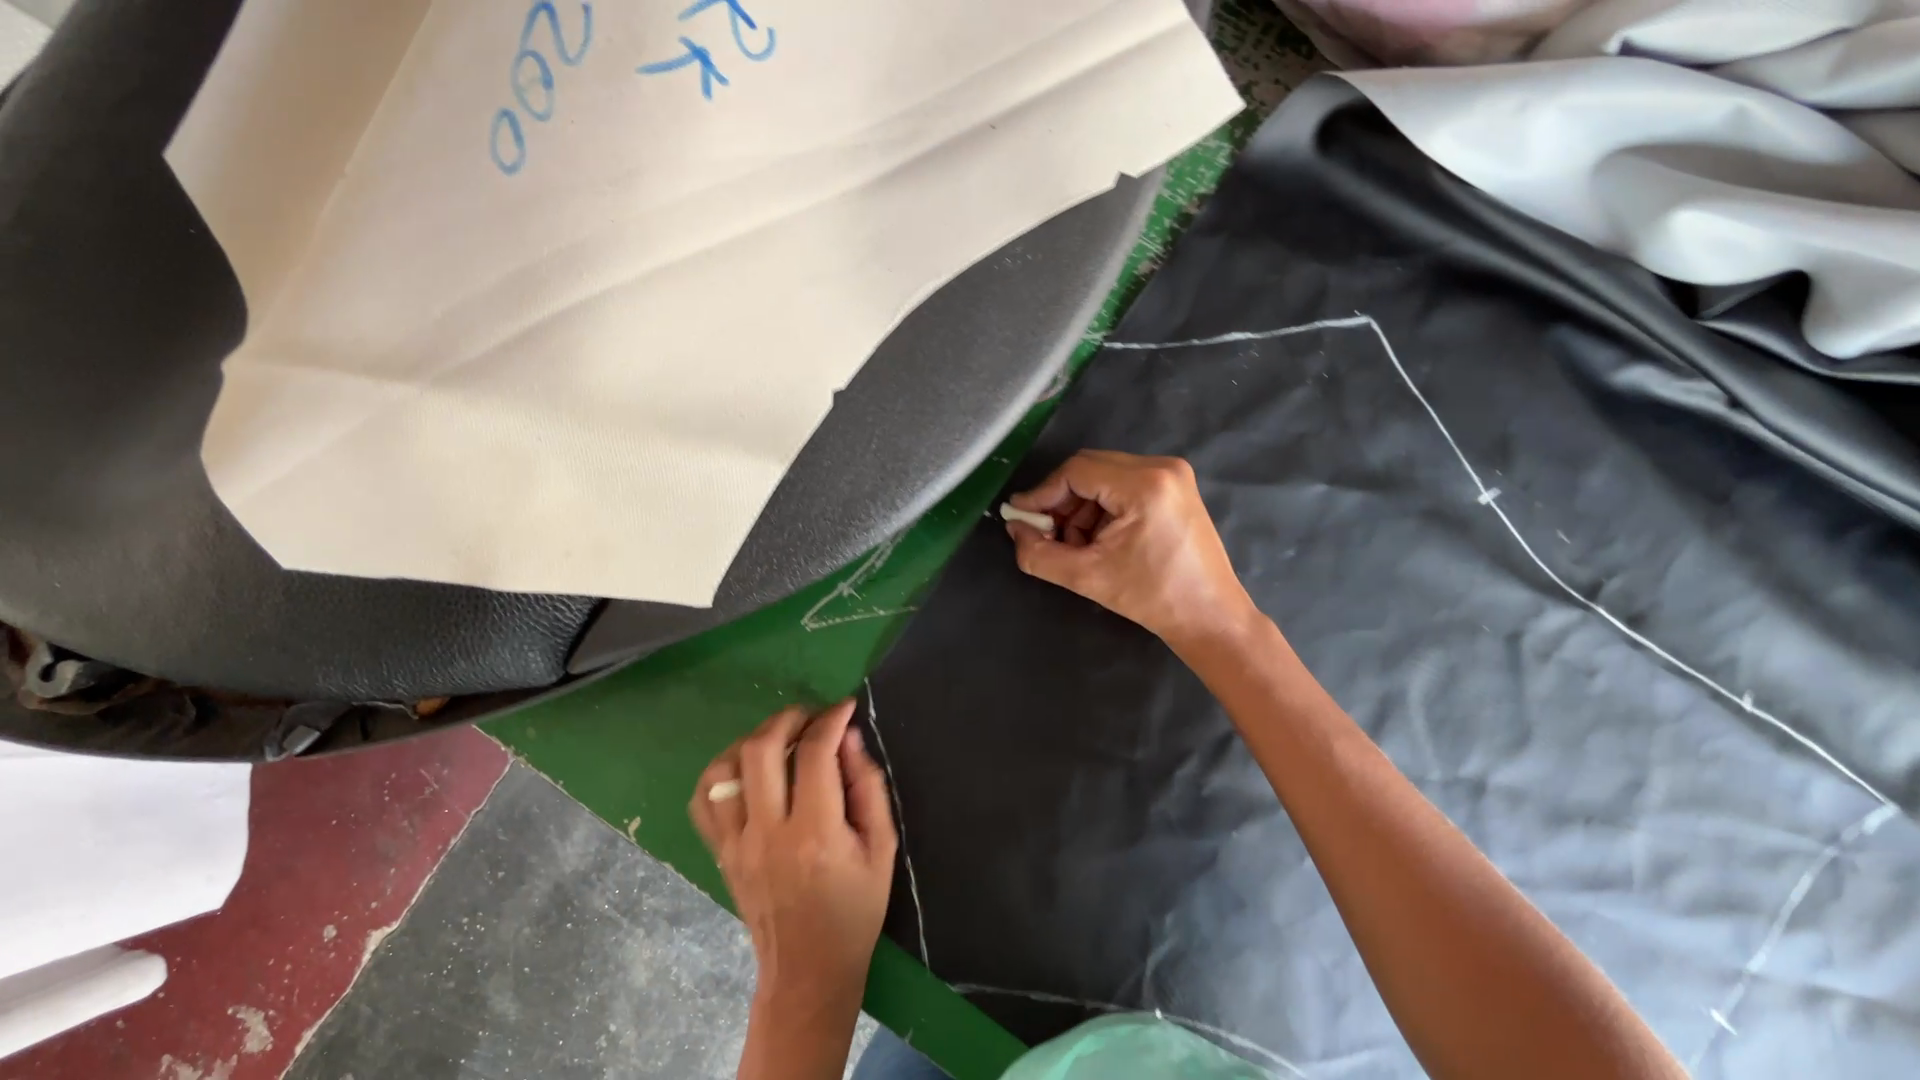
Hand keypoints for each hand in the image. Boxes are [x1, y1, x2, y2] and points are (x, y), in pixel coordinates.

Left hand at [689, 701, 897, 1005]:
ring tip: (778, 740)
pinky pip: (703, 801)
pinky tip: (745, 770)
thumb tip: (850, 739)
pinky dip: (720, 773)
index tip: (845, 708)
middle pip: (761, 750)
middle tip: (811, 717)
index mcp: (816, 834)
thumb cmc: (855, 911)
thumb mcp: (882, 850)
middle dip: (788, 719)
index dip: (831, 721)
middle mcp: (769, 833)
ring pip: (724, 769)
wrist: (808, 969)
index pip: (815, 754)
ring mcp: (736, 844)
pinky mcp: (720, 854)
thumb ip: (868, 789)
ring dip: (752, 741)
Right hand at [1005, 449, 1258, 648]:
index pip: (1076, 471)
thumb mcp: (1086, 577)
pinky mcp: (1176, 487)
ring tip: (1076, 545)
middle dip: (1061, 501)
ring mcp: (1173, 475)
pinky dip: (1103, 508)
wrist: (1209, 615)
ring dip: (1081, 507)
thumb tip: (1015, 529)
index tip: (1020, 518)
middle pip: (1090, 468)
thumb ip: (1039, 553)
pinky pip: (1123, 484)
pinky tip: (1099, 540)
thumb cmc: (1152, 598)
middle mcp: (1161, 467)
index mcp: (1144, 484)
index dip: (1042, 494)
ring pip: (1104, 476)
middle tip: (1046, 534)